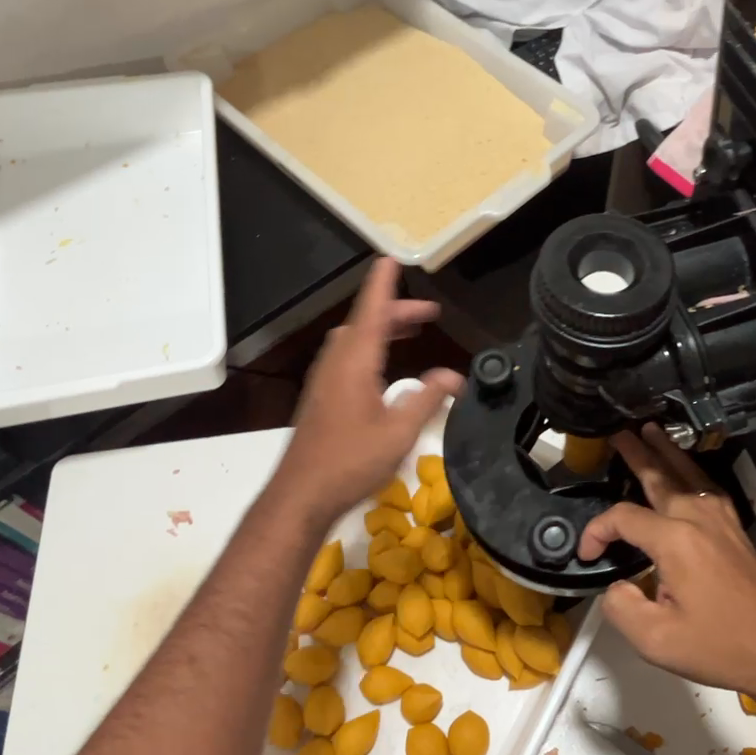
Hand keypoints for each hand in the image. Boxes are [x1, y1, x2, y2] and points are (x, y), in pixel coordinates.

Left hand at [268, 259, 464, 530]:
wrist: (301, 494)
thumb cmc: (351, 461)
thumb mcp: (400, 431)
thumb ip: (428, 399)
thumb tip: (454, 377)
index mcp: (355, 363)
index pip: (371, 311)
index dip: (382, 285)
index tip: (389, 259)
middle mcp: (336, 364)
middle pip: (364, 324)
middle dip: (394, 312)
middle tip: (427, 315)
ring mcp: (324, 381)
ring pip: (352, 341)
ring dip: (379, 330)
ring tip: (407, 333)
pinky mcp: (321, 399)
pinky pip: (346, 358)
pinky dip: (368, 349)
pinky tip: (384, 370)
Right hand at [577, 425, 755, 702]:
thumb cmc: (720, 646)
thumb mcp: (655, 640)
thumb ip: (621, 606)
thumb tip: (616, 586)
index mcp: (675, 539)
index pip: (623, 518)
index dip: (597, 531)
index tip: (587, 555)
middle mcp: (698, 518)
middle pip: (660, 475)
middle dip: (637, 452)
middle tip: (618, 433)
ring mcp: (722, 521)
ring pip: (688, 474)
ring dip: (666, 452)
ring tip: (651, 431)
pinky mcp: (736, 531)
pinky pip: (707, 488)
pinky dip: (691, 471)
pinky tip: (688, 471)